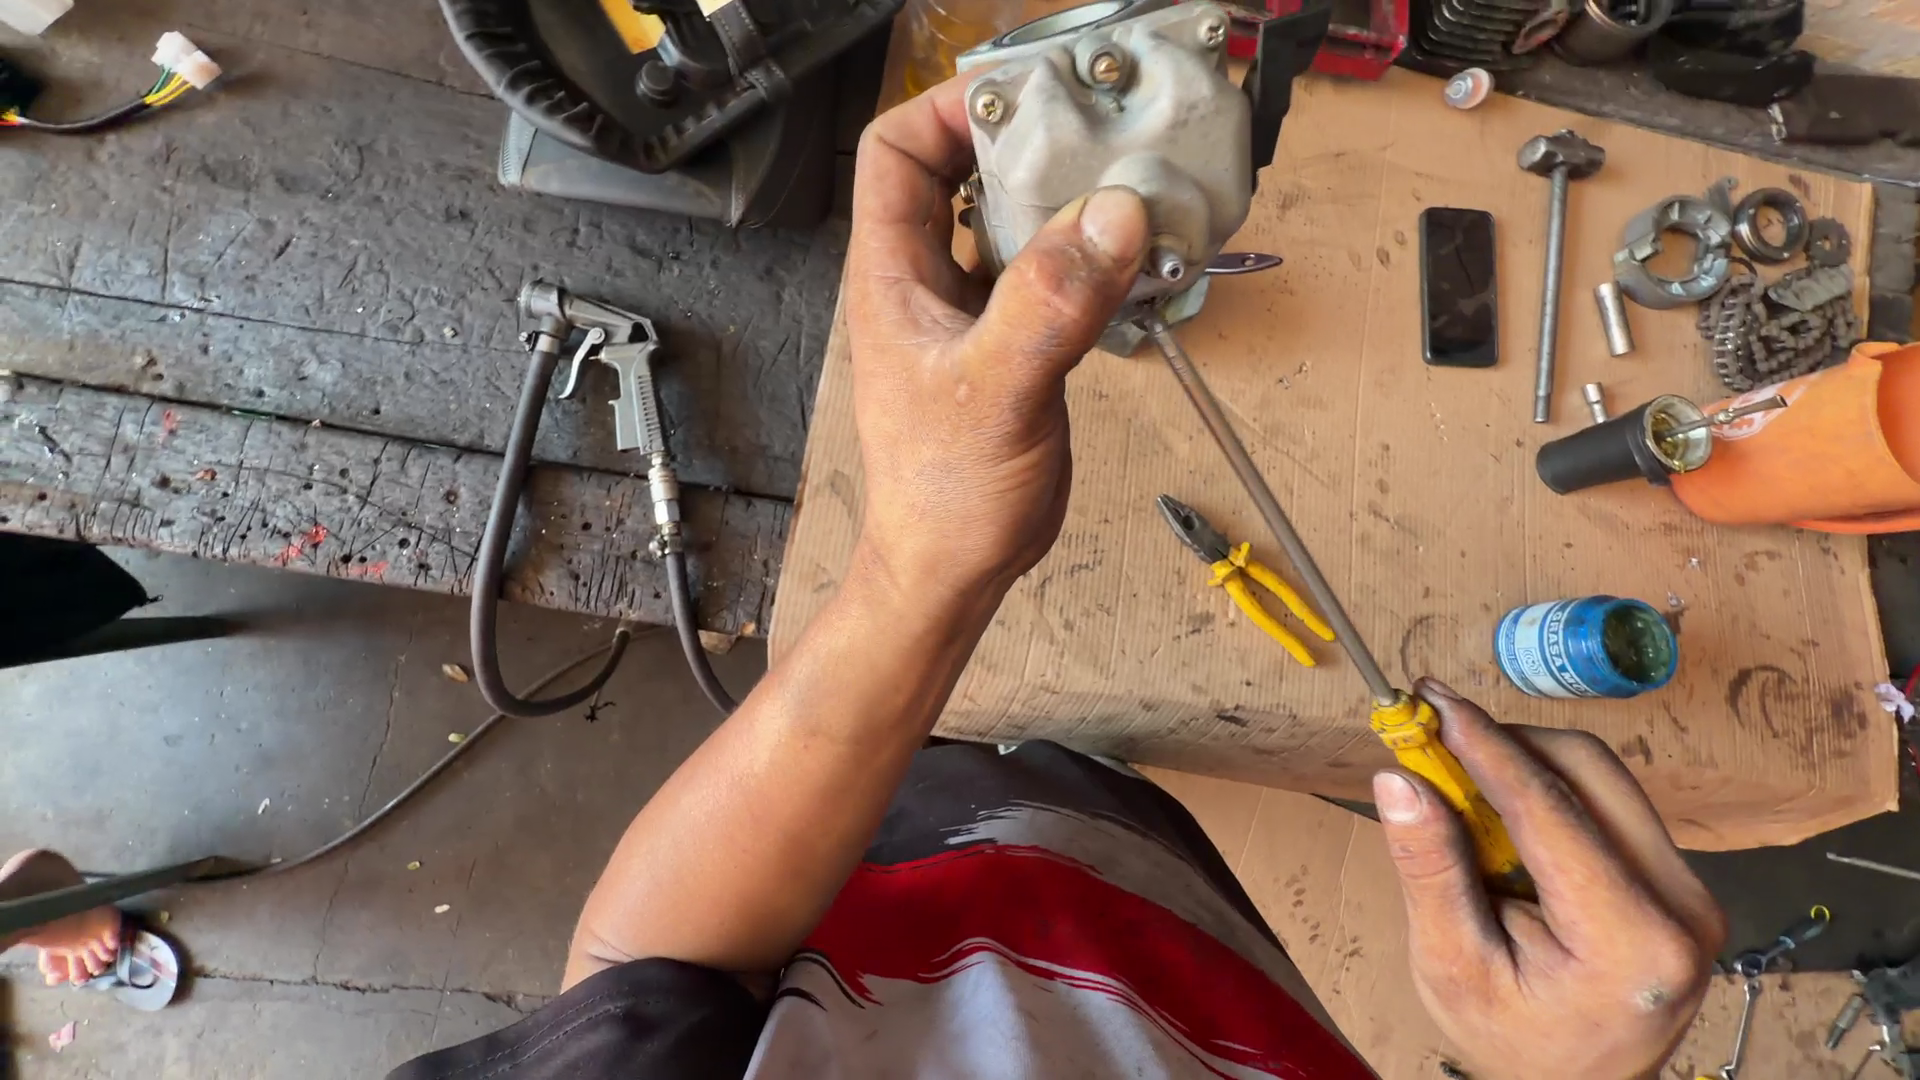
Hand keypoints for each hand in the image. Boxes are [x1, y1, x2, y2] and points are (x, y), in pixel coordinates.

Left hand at [844, 75, 1147, 601]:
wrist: (954, 564)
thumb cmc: (943, 495)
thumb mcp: (991, 393)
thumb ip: (1047, 305)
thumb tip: (1112, 216)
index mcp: (895, 278)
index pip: (898, 152)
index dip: (951, 109)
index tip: (1026, 101)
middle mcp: (930, 286)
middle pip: (968, 177)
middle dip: (1028, 147)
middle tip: (1101, 135)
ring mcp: (976, 317)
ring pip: (1017, 228)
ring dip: (1070, 205)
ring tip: (1130, 191)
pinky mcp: (1017, 348)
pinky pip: (1053, 280)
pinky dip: (1092, 262)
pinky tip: (1131, 264)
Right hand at [1374, 678, 1725, 1079]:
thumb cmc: (1508, 1033)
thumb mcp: (1450, 963)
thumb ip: (1429, 870)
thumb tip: (1396, 780)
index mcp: (1629, 938)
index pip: (1549, 808)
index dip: (1484, 744)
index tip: (1429, 699)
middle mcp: (1678, 903)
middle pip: (1585, 768)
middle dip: (1500, 738)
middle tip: (1429, 728)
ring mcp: (1684, 886)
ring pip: (1594, 771)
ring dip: (1516, 753)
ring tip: (1452, 770)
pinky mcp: (1669, 874)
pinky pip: (1599, 793)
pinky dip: (1535, 776)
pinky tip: (1490, 800)